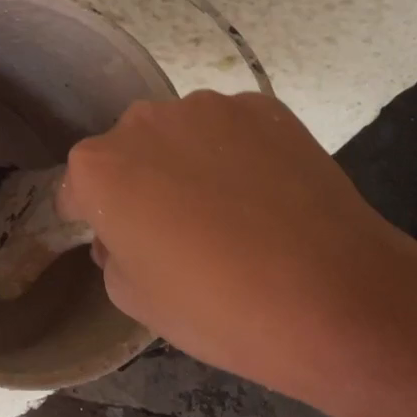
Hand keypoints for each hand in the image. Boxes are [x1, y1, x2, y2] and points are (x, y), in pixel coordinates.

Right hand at [57, 92, 416, 416]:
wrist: (340, 299)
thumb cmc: (218, 308)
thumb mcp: (133, 299)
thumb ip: (111, 250)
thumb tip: (127, 231)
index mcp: (98, 167)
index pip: (77, 189)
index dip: (94, 220)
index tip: (121, 244)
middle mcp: (142, 121)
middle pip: (127, 152)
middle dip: (140, 182)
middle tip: (177, 230)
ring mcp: (208, 108)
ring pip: (180, 135)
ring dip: (188, 162)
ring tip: (230, 212)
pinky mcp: (266, 108)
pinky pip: (232, 130)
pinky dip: (238, 154)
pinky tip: (267, 196)